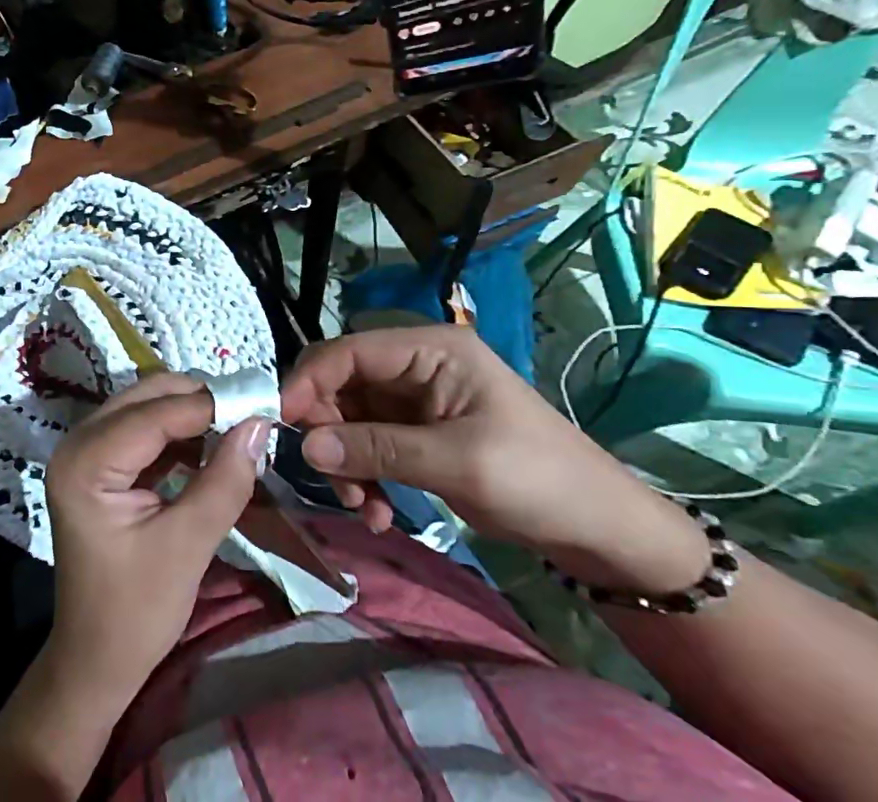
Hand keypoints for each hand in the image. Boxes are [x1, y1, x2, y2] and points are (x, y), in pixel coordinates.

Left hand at [44, 372, 267, 694]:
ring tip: (239, 429)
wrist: (97, 657)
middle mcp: (78, 445)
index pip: (154, 415)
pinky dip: (179, 434)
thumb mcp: (188, 545)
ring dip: (191, 415)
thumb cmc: (137, 609)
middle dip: (198, 401)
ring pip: (146, 409)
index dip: (210, 406)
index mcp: (86, 463)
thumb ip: (224, 480)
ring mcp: (85, 454)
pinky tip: (212, 447)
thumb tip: (260, 424)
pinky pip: (143, 431)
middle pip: (145, 398)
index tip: (263, 405)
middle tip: (251, 415)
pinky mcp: (99, 467)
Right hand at [280, 326, 707, 592]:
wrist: (596, 527)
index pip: (348, 351)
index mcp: (431, 350)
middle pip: (340, 385)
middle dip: (328, 433)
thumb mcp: (457, 462)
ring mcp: (412, 401)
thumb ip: (377, 449)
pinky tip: (378, 513)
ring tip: (365, 508)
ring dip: (345, 464)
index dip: (309, 382)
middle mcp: (414, 366)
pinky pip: (365, 447)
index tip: (281, 425)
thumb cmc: (538, 478)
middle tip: (334, 481)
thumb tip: (305, 447)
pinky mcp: (413, 434)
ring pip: (347, 420)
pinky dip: (363, 478)